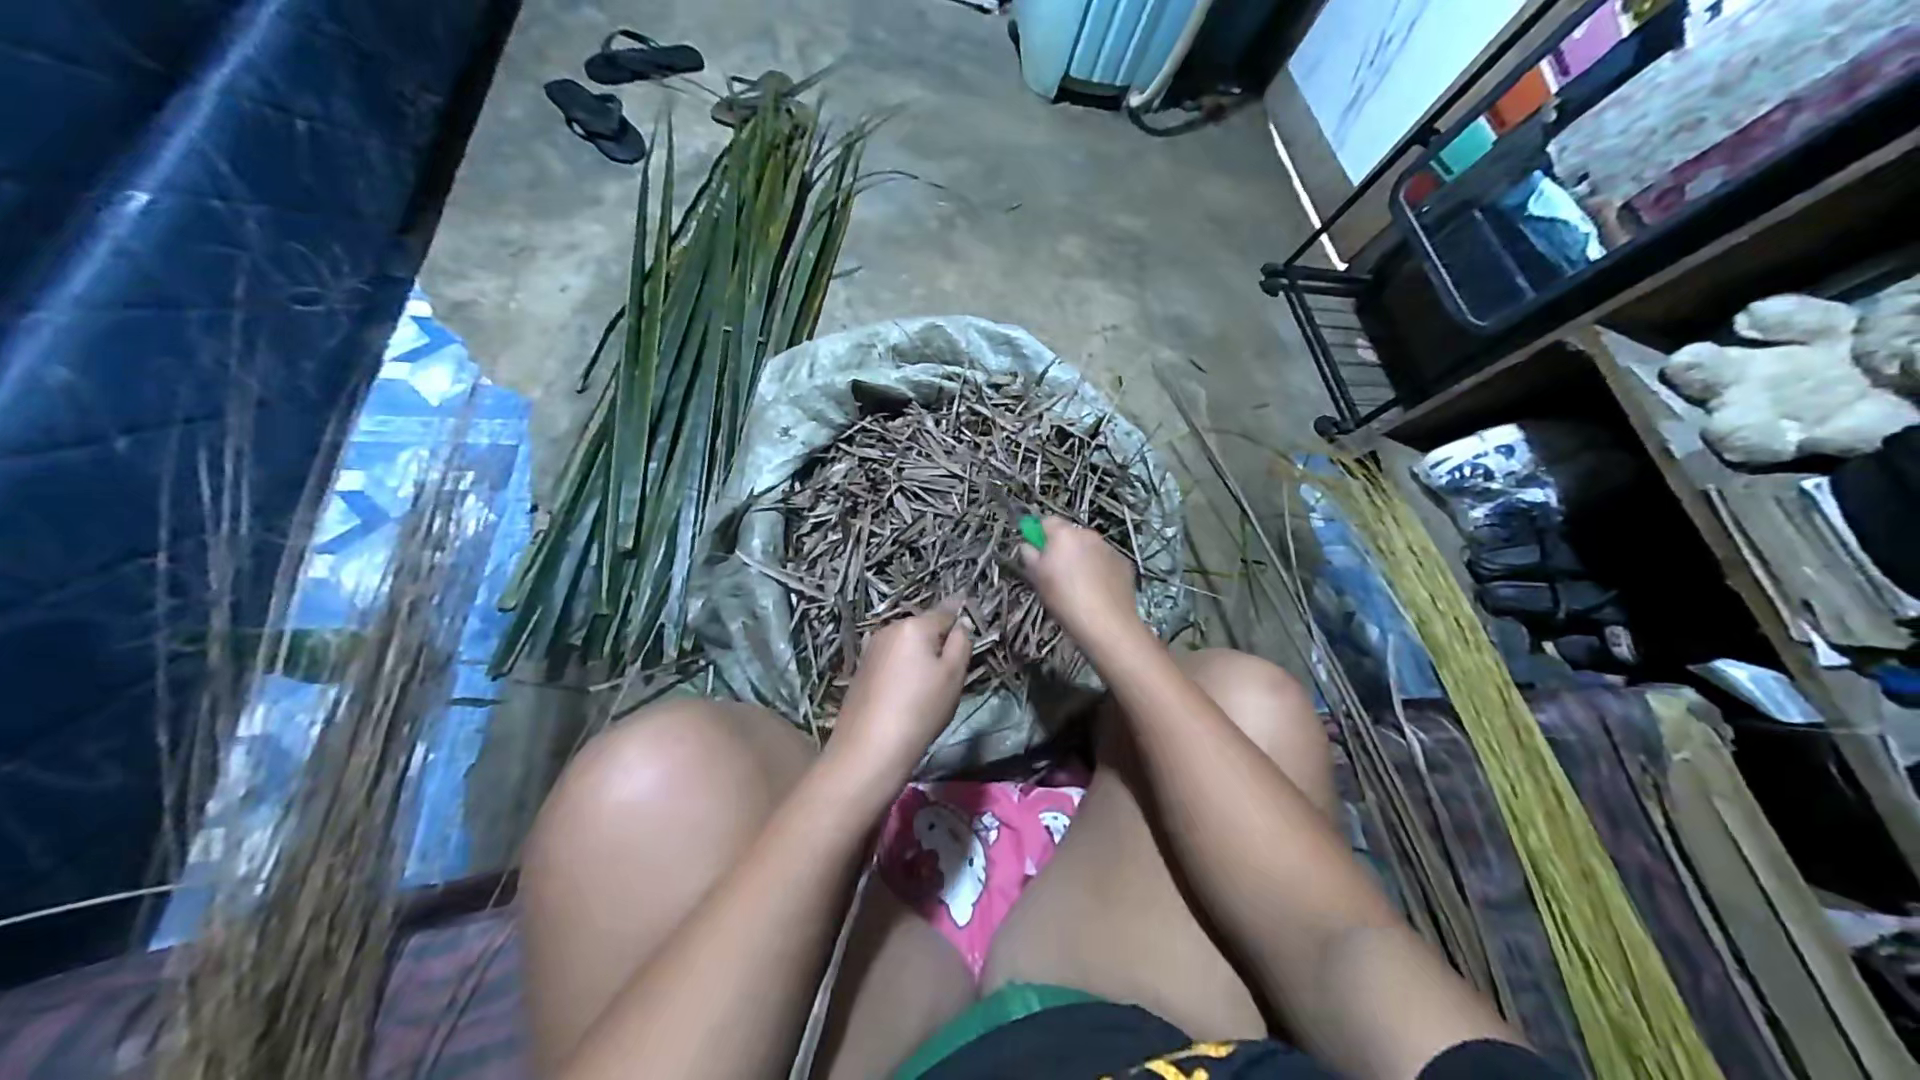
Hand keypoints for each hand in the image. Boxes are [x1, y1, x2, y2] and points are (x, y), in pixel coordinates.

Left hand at [833, 597, 970, 776]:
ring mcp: (871, 649)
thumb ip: (961, 643)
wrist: (870, 747)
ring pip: (905, 645)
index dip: (960, 620)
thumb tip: (960, 625)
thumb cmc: (921, 708)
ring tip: (926, 687)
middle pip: (923, 628)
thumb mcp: (953, 675)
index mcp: (914, 625)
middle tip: (949, 672)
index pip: (946, 611)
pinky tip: (904, 695)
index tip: (968, 634)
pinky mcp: (861, 669)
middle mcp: (889, 629)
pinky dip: (901, 670)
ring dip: (918, 656)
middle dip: (937, 642)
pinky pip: (890, 660)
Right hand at [1019, 517, 1143, 651]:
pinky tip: (1098, 592)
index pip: (1047, 521)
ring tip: (1079, 587)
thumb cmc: (1065, 599)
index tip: (1039, 556)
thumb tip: (1029, 546)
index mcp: (1064, 534)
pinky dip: (1100, 570)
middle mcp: (1088, 535)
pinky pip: (1106, 561)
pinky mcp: (1124, 563)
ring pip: (1089, 548)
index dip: (1040, 536)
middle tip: (1057, 574)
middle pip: (1070, 535)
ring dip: (1082, 559)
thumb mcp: (1037, 579)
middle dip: (1063, 549)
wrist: (1106, 623)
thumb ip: (1029, 556)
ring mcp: (1109, 548)